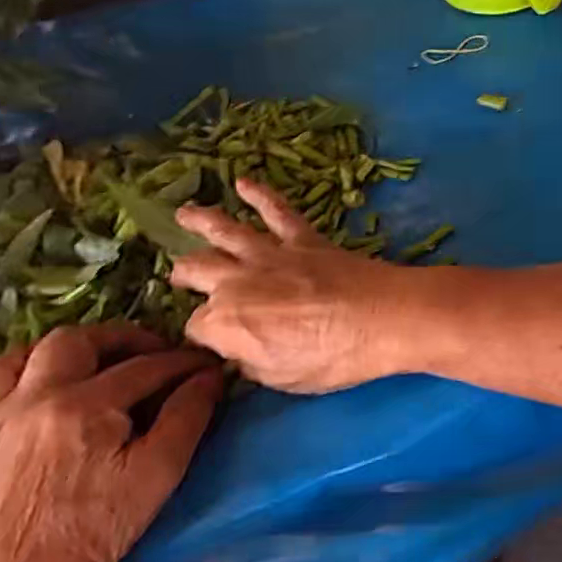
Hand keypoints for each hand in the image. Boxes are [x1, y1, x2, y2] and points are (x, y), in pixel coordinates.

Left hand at [0, 323, 224, 561]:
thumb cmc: (98, 529)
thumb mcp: (161, 470)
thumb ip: (187, 416)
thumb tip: (209, 377)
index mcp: (83, 403)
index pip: (144, 367)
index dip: (181, 362)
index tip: (206, 365)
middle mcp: (30, 401)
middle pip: (72, 342)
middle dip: (116, 338)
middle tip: (148, 351)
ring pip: (3, 367)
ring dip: (39, 356)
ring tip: (72, 364)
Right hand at [169, 178, 413, 392]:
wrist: (384, 319)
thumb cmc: (334, 359)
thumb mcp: (284, 380)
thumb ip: (252, 363)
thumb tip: (238, 354)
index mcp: (226, 321)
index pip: (198, 326)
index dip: (204, 336)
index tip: (212, 343)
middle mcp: (237, 281)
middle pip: (199, 271)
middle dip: (185, 274)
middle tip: (177, 275)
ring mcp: (270, 255)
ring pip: (226, 231)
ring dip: (201, 220)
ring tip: (182, 213)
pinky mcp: (303, 239)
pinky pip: (277, 211)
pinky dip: (261, 194)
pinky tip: (244, 181)